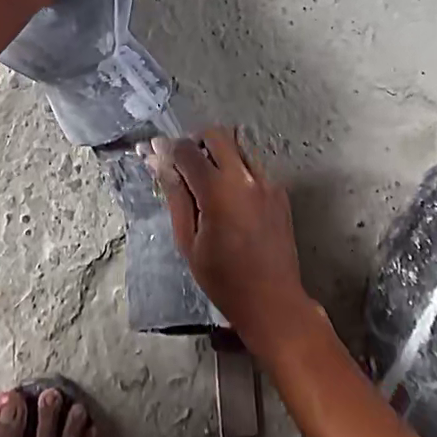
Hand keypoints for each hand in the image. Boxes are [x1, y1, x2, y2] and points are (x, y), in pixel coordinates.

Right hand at [149, 127, 317, 350]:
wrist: (273, 301)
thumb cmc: (223, 278)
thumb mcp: (187, 240)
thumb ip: (175, 195)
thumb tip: (159, 162)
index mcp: (217, 190)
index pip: (187, 150)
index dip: (168, 149)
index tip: (157, 155)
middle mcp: (245, 178)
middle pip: (216, 135)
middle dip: (195, 142)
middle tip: (183, 165)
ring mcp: (267, 183)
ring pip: (238, 146)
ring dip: (218, 153)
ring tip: (206, 182)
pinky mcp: (279, 192)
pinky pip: (253, 166)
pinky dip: (236, 169)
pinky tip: (229, 197)